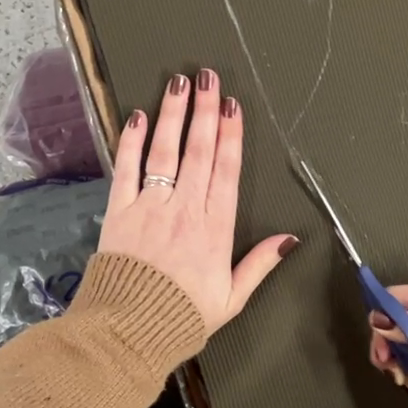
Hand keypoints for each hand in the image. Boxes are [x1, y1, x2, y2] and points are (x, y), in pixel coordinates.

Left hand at [100, 69, 297, 334]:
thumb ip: (259, 264)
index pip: (226, 170)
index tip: (232, 105)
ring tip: (178, 82)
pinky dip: (131, 142)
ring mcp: (149, 207)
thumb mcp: (232, 298)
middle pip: (197, 150)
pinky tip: (138, 117)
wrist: (129, 331)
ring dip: (173, 114)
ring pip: (164, 151)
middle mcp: (184, 209)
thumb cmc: (183, 316)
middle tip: (207, 76)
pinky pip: (126, 169)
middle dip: (204, 110)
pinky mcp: (118, 212)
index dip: (230, 135)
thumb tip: (290, 239)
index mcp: (215, 228)